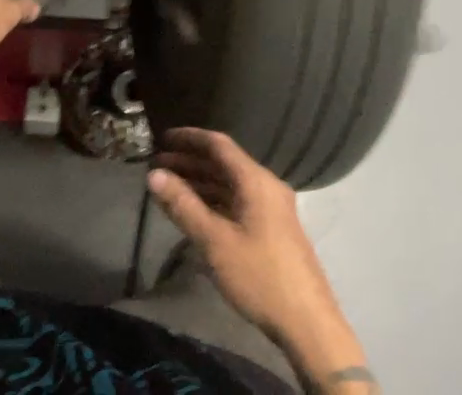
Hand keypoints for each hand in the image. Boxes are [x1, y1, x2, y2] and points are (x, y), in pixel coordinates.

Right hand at [146, 128, 343, 343]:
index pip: (219, 145)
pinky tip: (194, 212)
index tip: (161, 138)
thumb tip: (153, 175)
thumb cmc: (260, 276)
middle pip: (224, 163)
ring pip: (230, 184)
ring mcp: (272, 209)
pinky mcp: (273, 230)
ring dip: (200, 182)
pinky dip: (213, 200)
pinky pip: (237, 202)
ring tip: (168, 187)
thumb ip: (183, 205)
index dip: (189, 138)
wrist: (308, 324)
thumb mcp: (214, 241)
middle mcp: (266, 187)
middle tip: (157, 164)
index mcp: (256, 182)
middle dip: (190, 161)